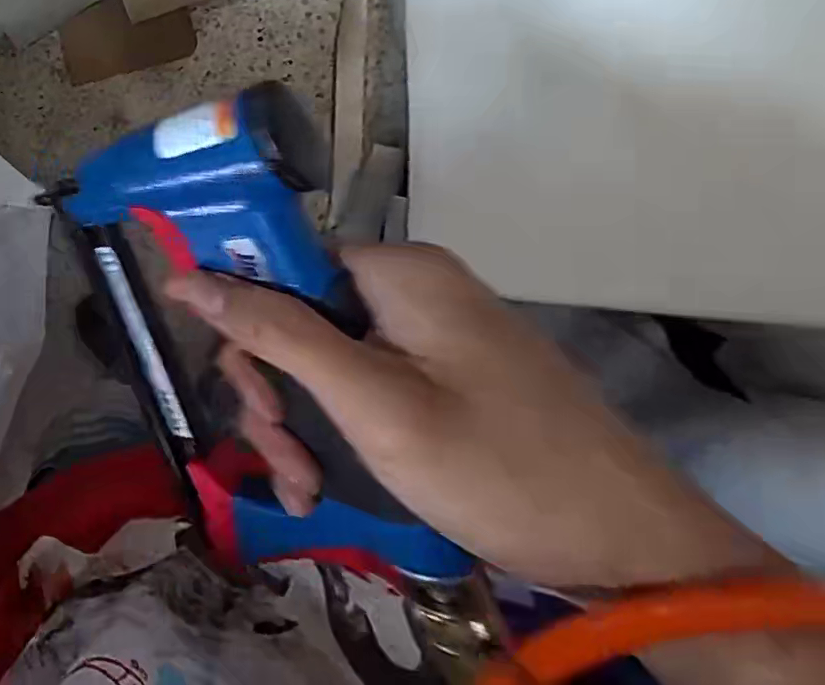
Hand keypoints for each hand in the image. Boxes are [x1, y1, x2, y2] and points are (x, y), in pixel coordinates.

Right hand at [165, 244, 788, 590]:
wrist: (641, 565)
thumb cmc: (496, 467)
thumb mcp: (367, 400)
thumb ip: (272, 330)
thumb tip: (183, 278)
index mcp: (393, 271)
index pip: (276, 259)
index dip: (232, 303)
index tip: (224, 365)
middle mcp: (401, 289)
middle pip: (288, 315)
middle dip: (270, 385)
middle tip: (277, 445)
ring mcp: (417, 333)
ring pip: (310, 357)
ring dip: (292, 420)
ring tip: (302, 481)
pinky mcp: (427, 373)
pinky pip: (347, 381)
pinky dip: (324, 429)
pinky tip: (318, 482)